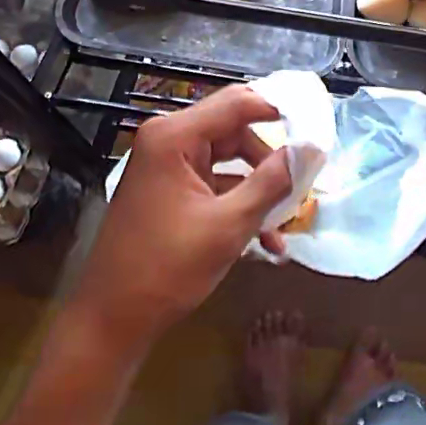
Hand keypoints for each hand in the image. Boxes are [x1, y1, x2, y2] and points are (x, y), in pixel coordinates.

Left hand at [68, 86, 293, 346]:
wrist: (110, 320)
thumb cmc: (166, 269)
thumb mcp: (228, 226)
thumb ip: (271, 182)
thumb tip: (309, 148)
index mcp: (174, 135)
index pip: (237, 103)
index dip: (278, 109)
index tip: (315, 127)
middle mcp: (167, 139)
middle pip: (233, 130)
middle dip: (269, 158)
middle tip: (305, 180)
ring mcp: (165, 164)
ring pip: (226, 159)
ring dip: (258, 187)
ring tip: (288, 222)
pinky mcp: (167, 188)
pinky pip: (212, 182)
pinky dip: (237, 203)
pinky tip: (266, 241)